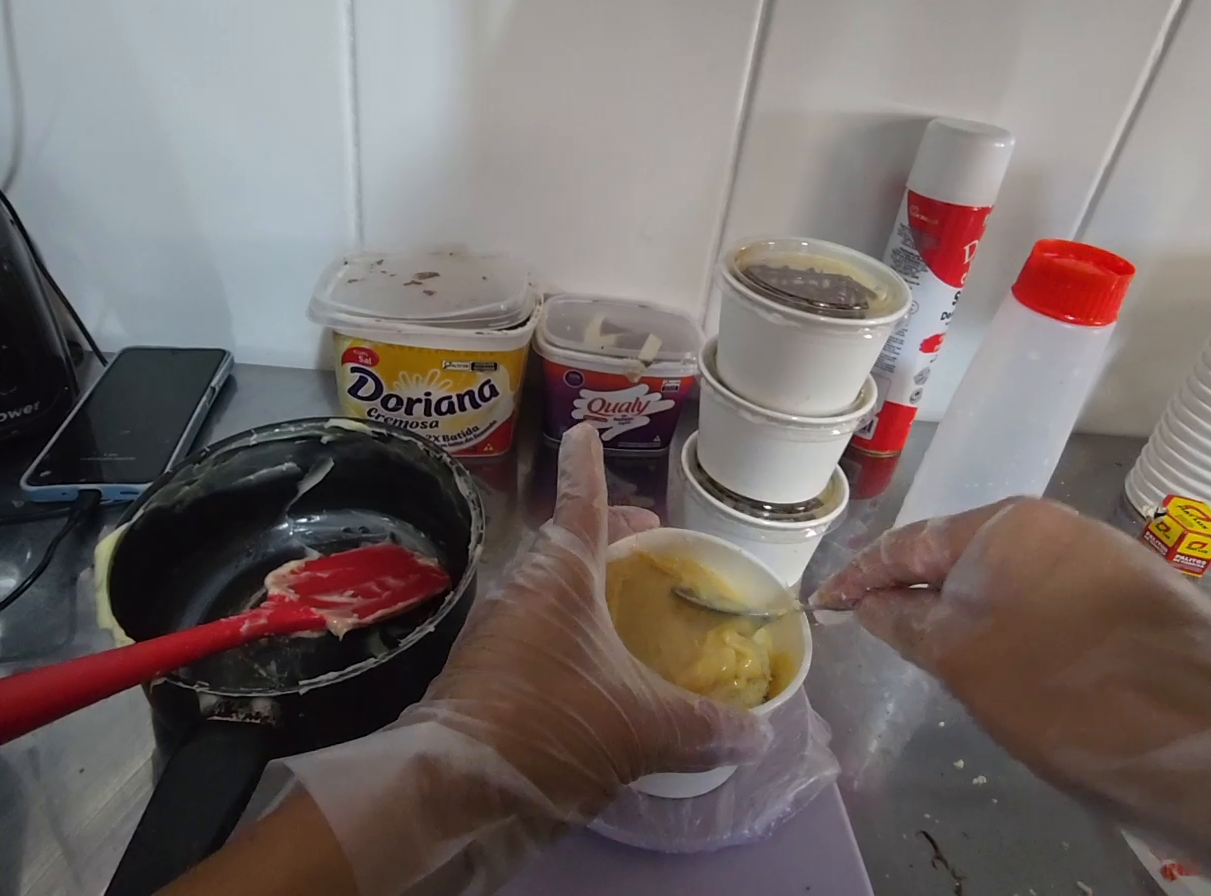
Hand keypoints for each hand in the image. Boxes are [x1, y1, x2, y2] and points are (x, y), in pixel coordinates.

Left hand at [412, 422, 771, 814]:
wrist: (451, 782)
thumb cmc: (550, 722)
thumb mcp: (640, 727)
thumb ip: (702, 726)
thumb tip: (759, 736)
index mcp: (562, 572)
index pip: (582, 500)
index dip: (588, 463)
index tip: (585, 428)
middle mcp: (525, 582)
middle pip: (570, 539)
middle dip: (610, 531)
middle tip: (649, 542)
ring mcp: (498, 619)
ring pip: (549, 579)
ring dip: (586, 578)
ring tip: (625, 601)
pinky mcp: (483, 658)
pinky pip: (533, 617)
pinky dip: (565, 617)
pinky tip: (588, 656)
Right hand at [812, 499, 1210, 895]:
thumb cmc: (1068, 692)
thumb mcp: (964, 660)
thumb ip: (904, 622)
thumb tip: (867, 603)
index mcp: (1005, 524)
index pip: (908, 543)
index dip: (859, 577)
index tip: (825, 603)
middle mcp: (1054, 525)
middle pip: (958, 555)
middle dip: (913, 590)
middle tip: (873, 624)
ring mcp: (1102, 558)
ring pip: (1006, 580)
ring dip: (964, 609)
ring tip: (934, 646)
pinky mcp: (1139, 598)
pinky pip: (1048, 600)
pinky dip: (1012, 623)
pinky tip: (1008, 657)